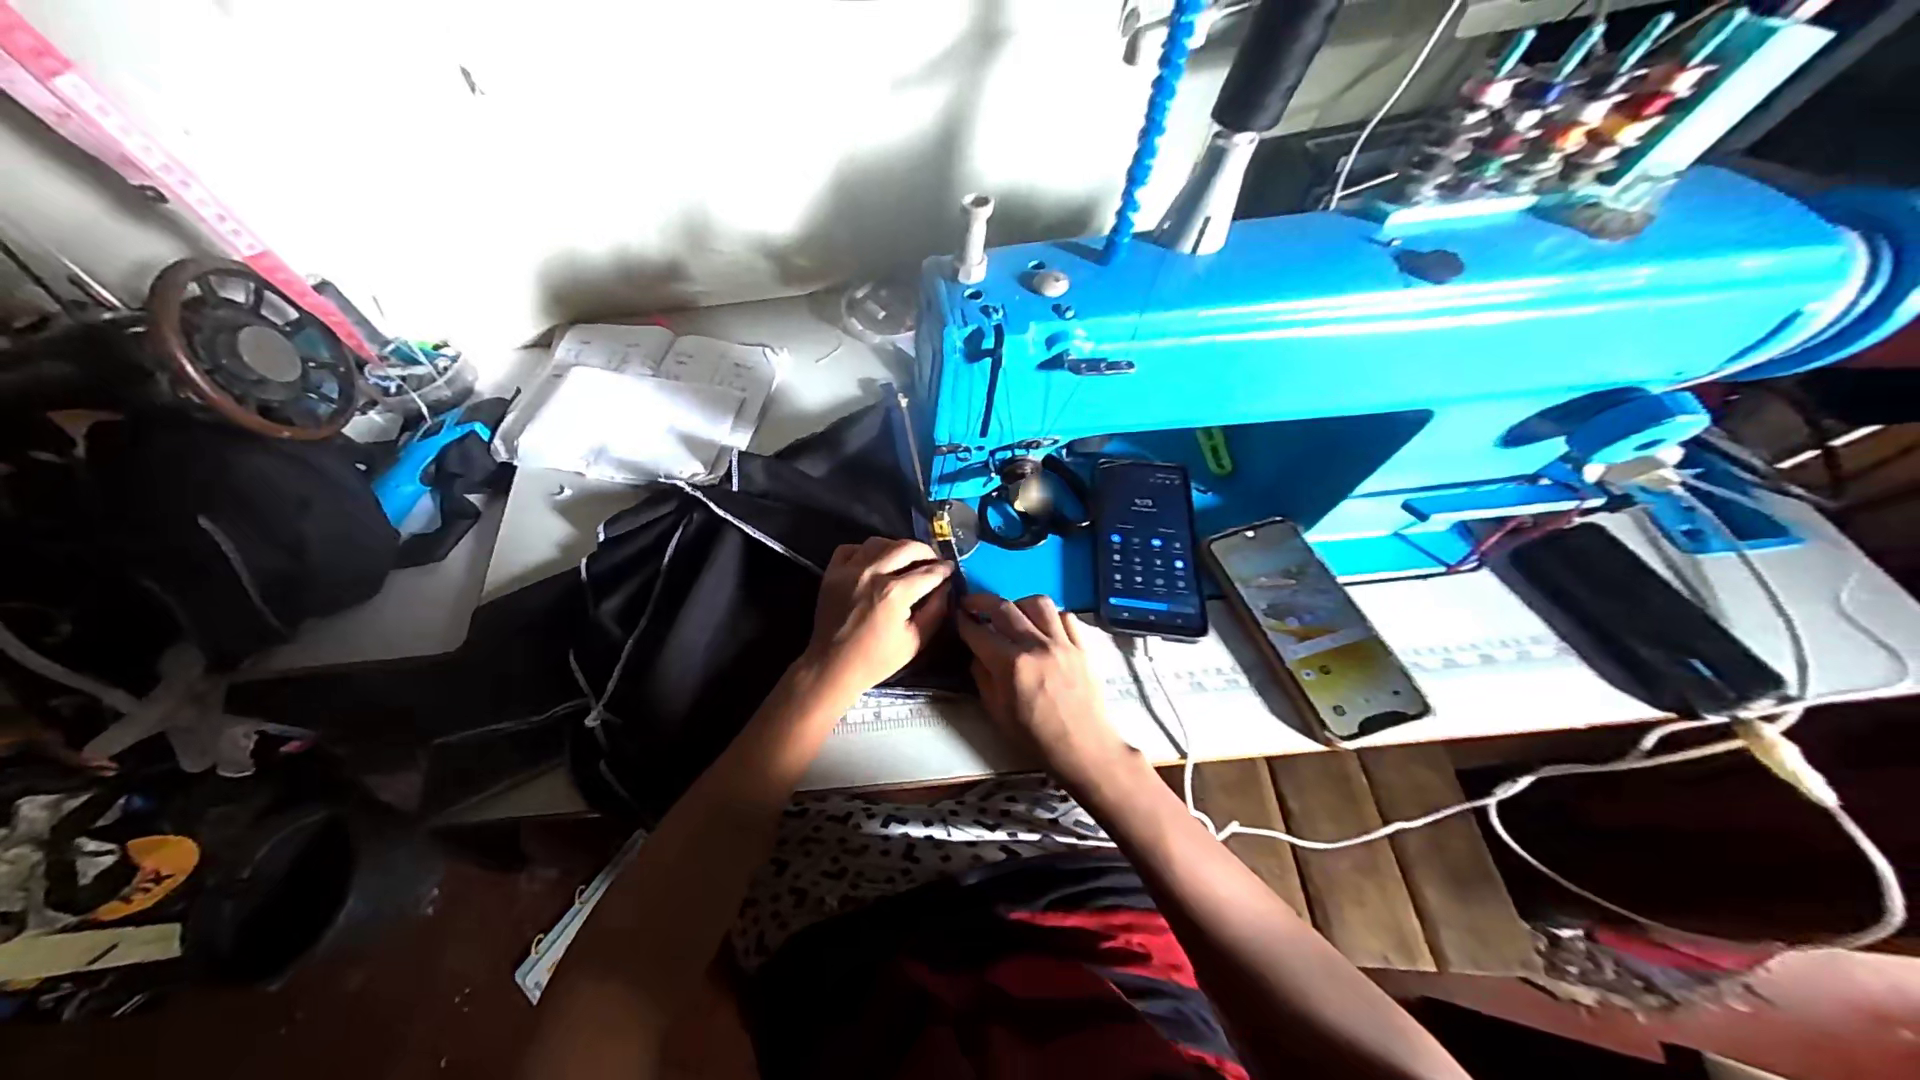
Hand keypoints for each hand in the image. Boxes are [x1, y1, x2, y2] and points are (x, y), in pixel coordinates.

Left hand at [807, 537, 953, 691]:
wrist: (832, 667)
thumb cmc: (877, 660)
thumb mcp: (915, 641)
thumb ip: (935, 611)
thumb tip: (946, 588)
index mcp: (893, 593)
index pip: (927, 572)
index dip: (944, 570)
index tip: (951, 568)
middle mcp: (871, 574)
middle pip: (905, 548)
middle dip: (926, 552)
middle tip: (933, 560)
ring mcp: (848, 570)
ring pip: (879, 542)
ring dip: (897, 547)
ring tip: (907, 559)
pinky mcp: (831, 573)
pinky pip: (851, 548)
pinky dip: (866, 550)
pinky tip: (875, 561)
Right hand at [954, 592, 1134, 790]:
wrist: (1083, 747)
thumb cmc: (1035, 737)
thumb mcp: (997, 712)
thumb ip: (983, 677)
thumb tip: (976, 653)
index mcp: (1012, 665)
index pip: (979, 632)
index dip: (964, 621)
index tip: (957, 614)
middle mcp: (1036, 646)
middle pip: (1004, 608)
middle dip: (982, 601)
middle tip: (972, 602)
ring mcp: (1062, 643)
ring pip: (1038, 603)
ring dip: (1018, 603)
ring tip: (1011, 612)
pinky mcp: (1082, 646)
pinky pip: (1065, 616)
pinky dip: (1050, 615)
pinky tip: (1042, 625)